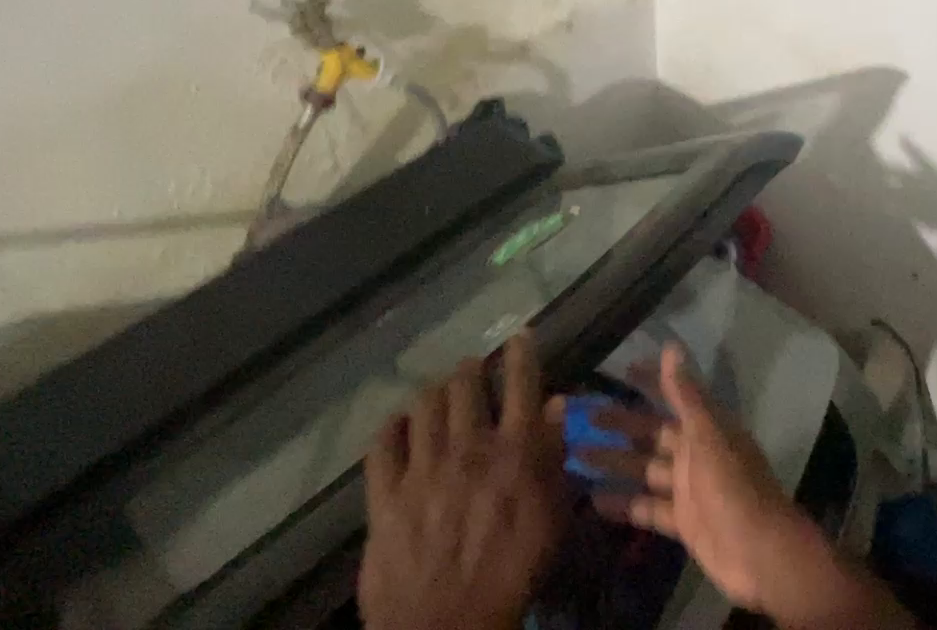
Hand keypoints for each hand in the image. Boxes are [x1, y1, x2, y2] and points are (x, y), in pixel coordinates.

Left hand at [358, 330, 567, 629]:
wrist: (448, 625)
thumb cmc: (514, 573)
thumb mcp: (553, 516)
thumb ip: (554, 457)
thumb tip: (555, 406)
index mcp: (513, 451)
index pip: (520, 384)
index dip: (521, 354)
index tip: (520, 335)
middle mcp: (467, 447)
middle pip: (465, 387)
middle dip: (470, 369)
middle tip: (473, 368)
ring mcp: (422, 469)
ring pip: (424, 407)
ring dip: (434, 392)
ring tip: (438, 391)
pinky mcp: (385, 496)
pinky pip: (381, 446)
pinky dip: (391, 428)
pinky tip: (398, 424)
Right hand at [582, 343, 810, 610]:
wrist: (759, 553)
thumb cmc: (734, 487)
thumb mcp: (707, 436)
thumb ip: (686, 395)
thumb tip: (671, 348)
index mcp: (707, 428)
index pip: (675, 396)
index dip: (652, 383)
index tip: (622, 371)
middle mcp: (696, 453)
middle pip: (653, 434)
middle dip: (621, 425)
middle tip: (583, 418)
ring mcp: (689, 489)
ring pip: (645, 470)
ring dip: (614, 463)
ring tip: (575, 457)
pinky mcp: (682, 522)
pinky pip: (647, 508)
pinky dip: (623, 504)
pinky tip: (594, 500)